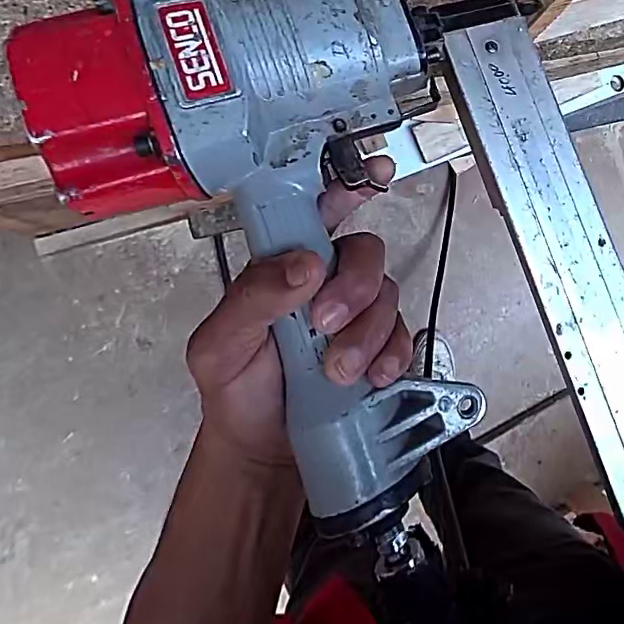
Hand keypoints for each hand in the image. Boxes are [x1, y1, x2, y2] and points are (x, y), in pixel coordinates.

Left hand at [183, 156, 412, 468]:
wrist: (265, 450)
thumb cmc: (239, 389)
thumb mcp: (219, 346)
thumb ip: (251, 299)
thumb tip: (302, 265)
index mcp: (287, 266)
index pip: (318, 211)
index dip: (347, 184)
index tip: (370, 174)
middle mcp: (328, 280)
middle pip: (365, 251)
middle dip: (354, 285)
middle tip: (326, 321)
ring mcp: (359, 312)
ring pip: (388, 293)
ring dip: (365, 332)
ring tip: (335, 368)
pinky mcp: (382, 343)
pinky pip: (404, 334)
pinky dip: (390, 355)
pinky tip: (370, 374)